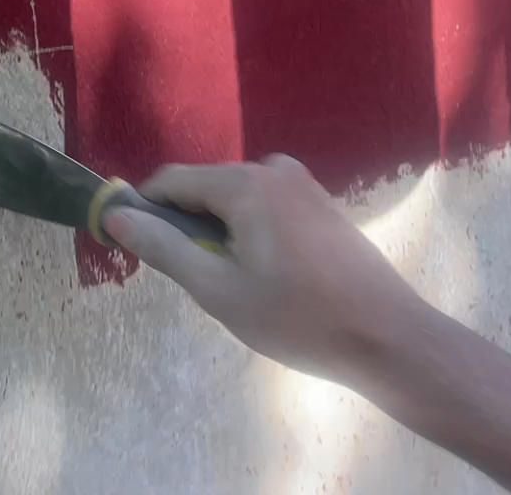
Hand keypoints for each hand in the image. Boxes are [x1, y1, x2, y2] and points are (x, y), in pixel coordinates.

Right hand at [102, 155, 430, 389]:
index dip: (147, 210)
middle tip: (203, 279)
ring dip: (220, 230)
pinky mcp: (318, 200)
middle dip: (189, 225)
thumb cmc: (300, 319)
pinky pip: (262, 204)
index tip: (143, 248)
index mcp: (243, 184)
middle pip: (203, 188)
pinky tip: (272, 273)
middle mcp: (271, 168)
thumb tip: (115, 215)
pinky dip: (249, 229)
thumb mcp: (219, 291)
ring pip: (232, 197)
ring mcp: (300, 182)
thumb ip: (163, 248)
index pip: (171, 181)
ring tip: (241, 282)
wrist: (394, 342)